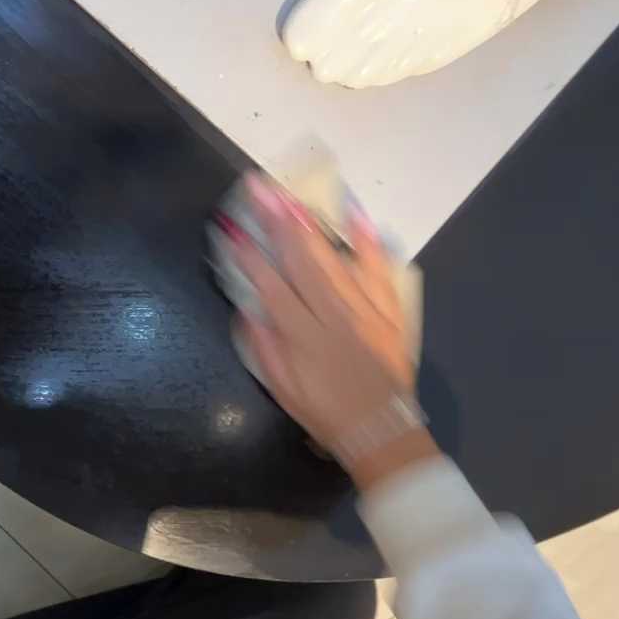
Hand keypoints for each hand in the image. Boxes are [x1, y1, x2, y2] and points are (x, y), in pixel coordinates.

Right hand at [226, 173, 441, 490]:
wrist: (381, 430)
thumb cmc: (325, 414)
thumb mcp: (284, 390)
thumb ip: (265, 349)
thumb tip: (249, 310)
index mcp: (302, 337)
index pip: (270, 286)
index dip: (249, 255)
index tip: (230, 227)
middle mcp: (332, 315)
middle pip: (301, 260)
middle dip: (276, 221)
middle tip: (259, 188)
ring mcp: (364, 309)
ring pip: (335, 257)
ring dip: (310, 222)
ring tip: (291, 192)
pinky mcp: (388, 310)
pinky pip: (378, 269)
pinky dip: (367, 240)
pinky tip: (354, 213)